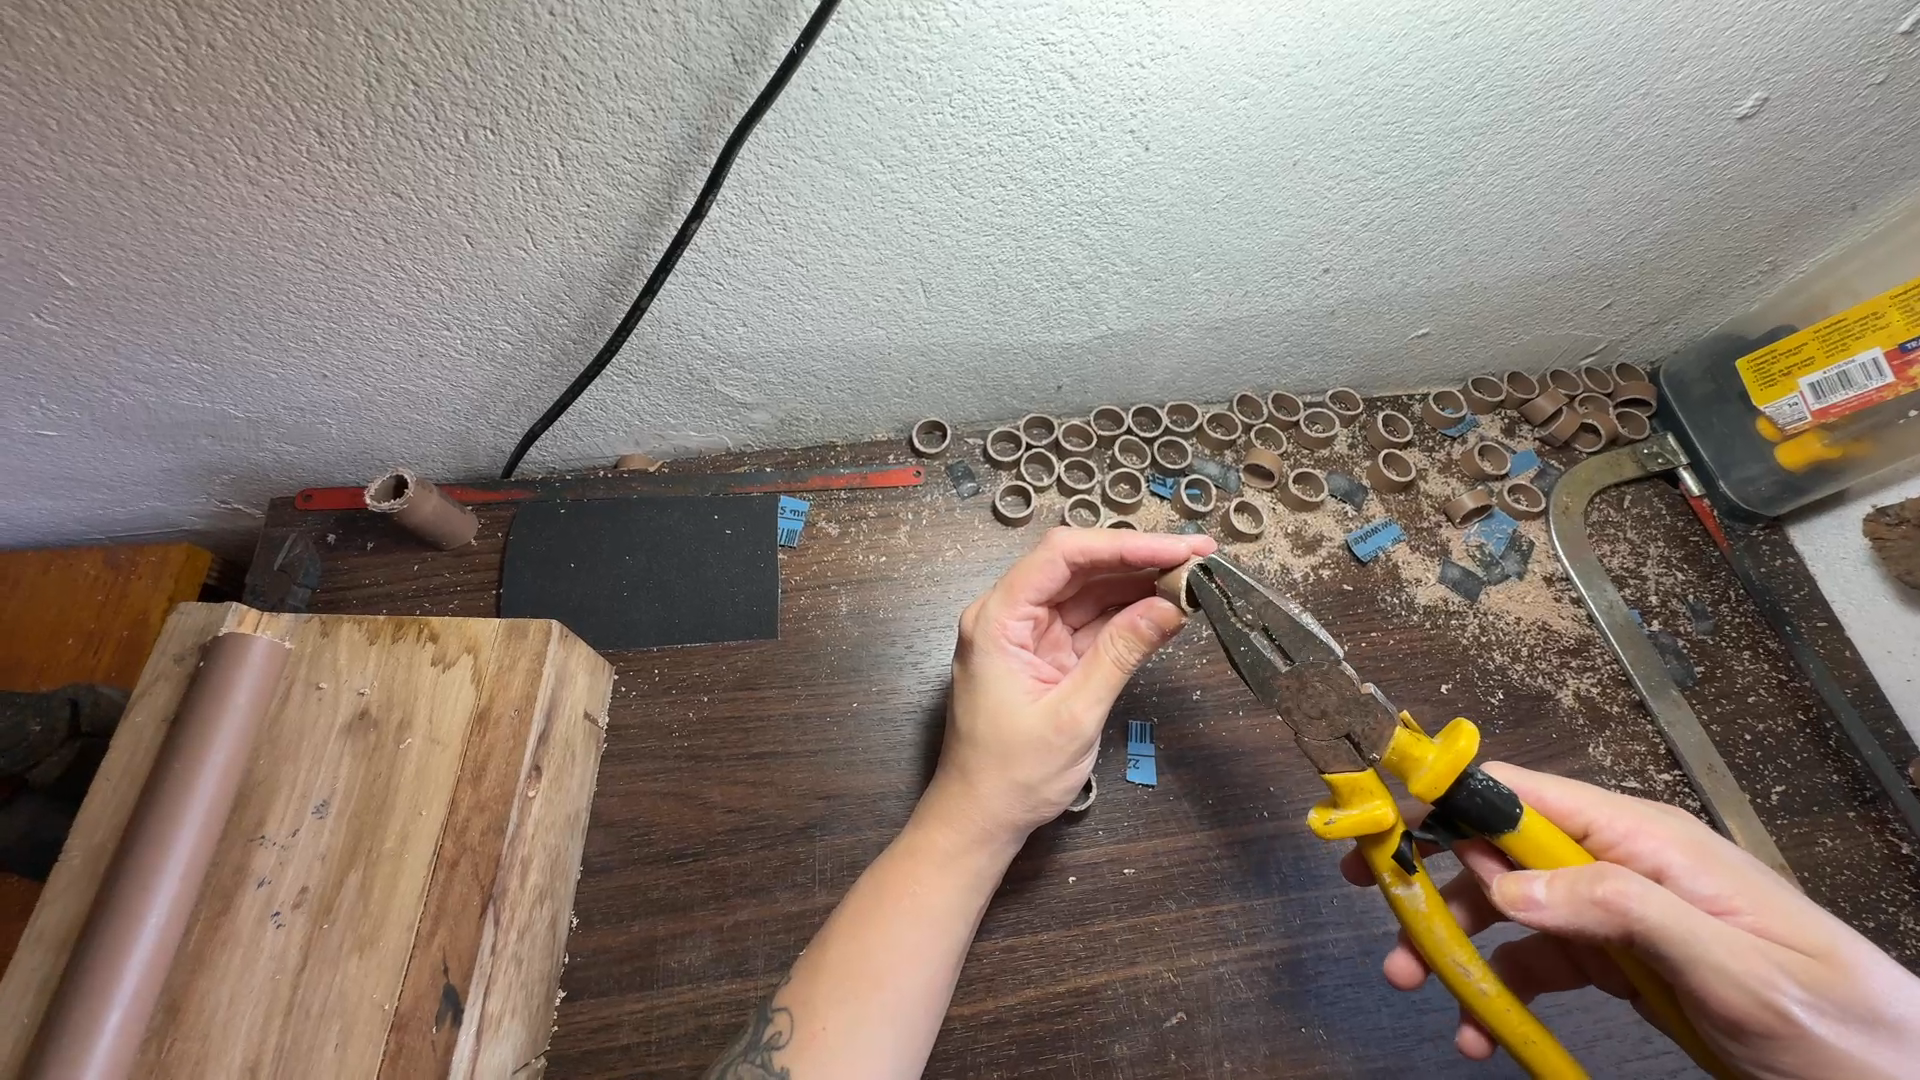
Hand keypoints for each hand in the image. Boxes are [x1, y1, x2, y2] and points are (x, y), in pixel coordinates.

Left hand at [925, 528, 1215, 846]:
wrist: (980, 817)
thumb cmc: (1014, 774)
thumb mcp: (1074, 714)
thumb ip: (1121, 654)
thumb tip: (1173, 605)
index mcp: (998, 618)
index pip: (1061, 556)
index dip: (1123, 545)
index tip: (1178, 549)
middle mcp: (1010, 614)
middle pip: (1077, 567)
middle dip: (1138, 558)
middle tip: (1200, 556)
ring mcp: (1028, 633)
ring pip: (1087, 591)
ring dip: (1138, 583)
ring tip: (1193, 577)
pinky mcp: (1046, 653)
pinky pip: (1090, 621)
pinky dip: (1127, 614)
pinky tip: (1166, 607)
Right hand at [1342, 762, 1919, 1078]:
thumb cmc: (1844, 1024)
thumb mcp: (1739, 969)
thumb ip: (1622, 909)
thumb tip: (1505, 886)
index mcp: (1636, 836)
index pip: (1515, 792)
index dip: (1442, 800)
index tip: (1383, 825)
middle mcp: (1610, 859)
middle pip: (1490, 846)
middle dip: (1427, 870)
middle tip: (1369, 891)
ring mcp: (1608, 909)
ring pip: (1499, 905)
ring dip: (1449, 939)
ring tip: (1408, 979)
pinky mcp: (1611, 956)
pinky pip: (1532, 961)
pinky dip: (1496, 990)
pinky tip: (1482, 1031)